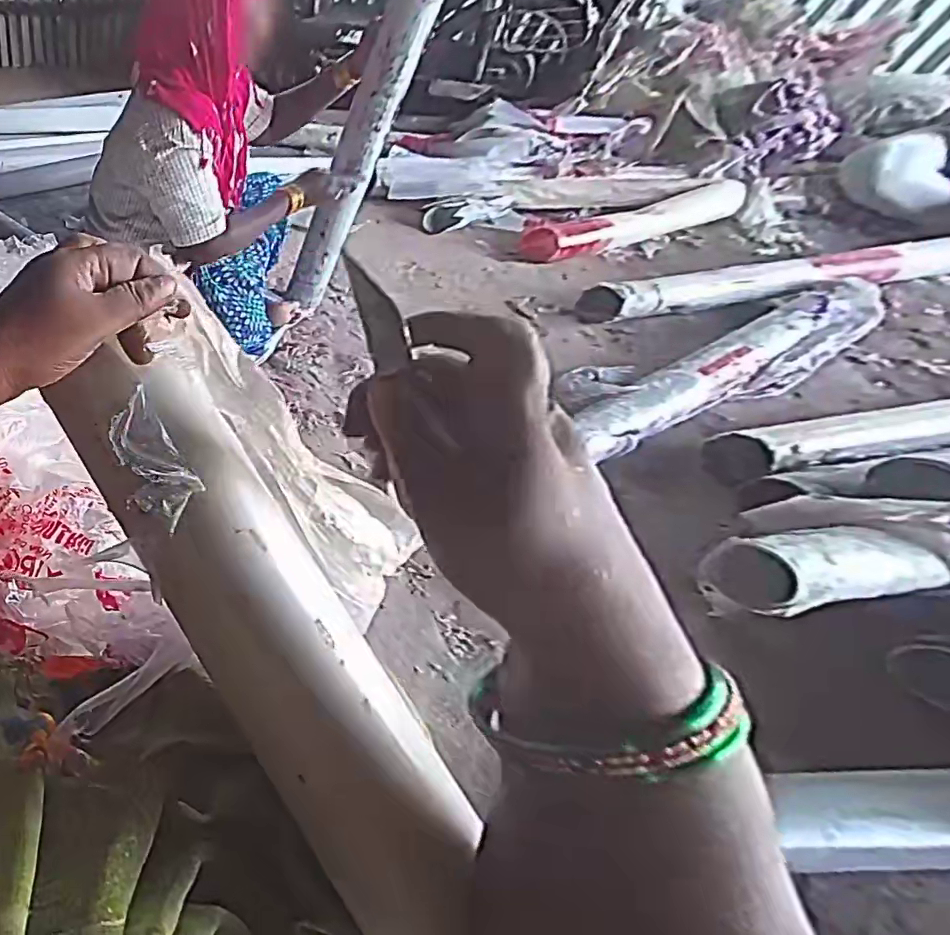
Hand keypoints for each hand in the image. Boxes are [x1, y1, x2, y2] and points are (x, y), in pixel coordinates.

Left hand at [0, 237, 187, 401]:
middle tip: (153, 336)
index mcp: (76, 258)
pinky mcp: (40, 307)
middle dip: (141, 304)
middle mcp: (63, 263)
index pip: (133, 258)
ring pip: (100, 292)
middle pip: (117, 273)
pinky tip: (106, 343)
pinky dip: (101, 323)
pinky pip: (82, 306)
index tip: (178, 313)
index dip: (160, 283)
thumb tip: (167, 284)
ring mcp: (49, 285)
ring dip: (122, 317)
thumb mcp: (95, 321)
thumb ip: (135, 300)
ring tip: (135, 350)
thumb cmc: (36, 344)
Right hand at [344, 313, 649, 641]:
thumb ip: (406, 432)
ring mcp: (532, 449)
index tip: (393, 341)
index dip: (446, 325)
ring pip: (459, 413)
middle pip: (460, 377)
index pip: (497, 338)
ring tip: (378, 469)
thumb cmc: (512, 556)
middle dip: (398, 394)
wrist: (590, 623)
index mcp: (516, 416)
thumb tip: (383, 383)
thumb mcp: (439, 493)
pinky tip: (409, 486)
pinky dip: (431, 451)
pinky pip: (472, 442)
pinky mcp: (529, 476)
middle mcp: (529, 421)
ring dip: (407, 428)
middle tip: (358, 436)